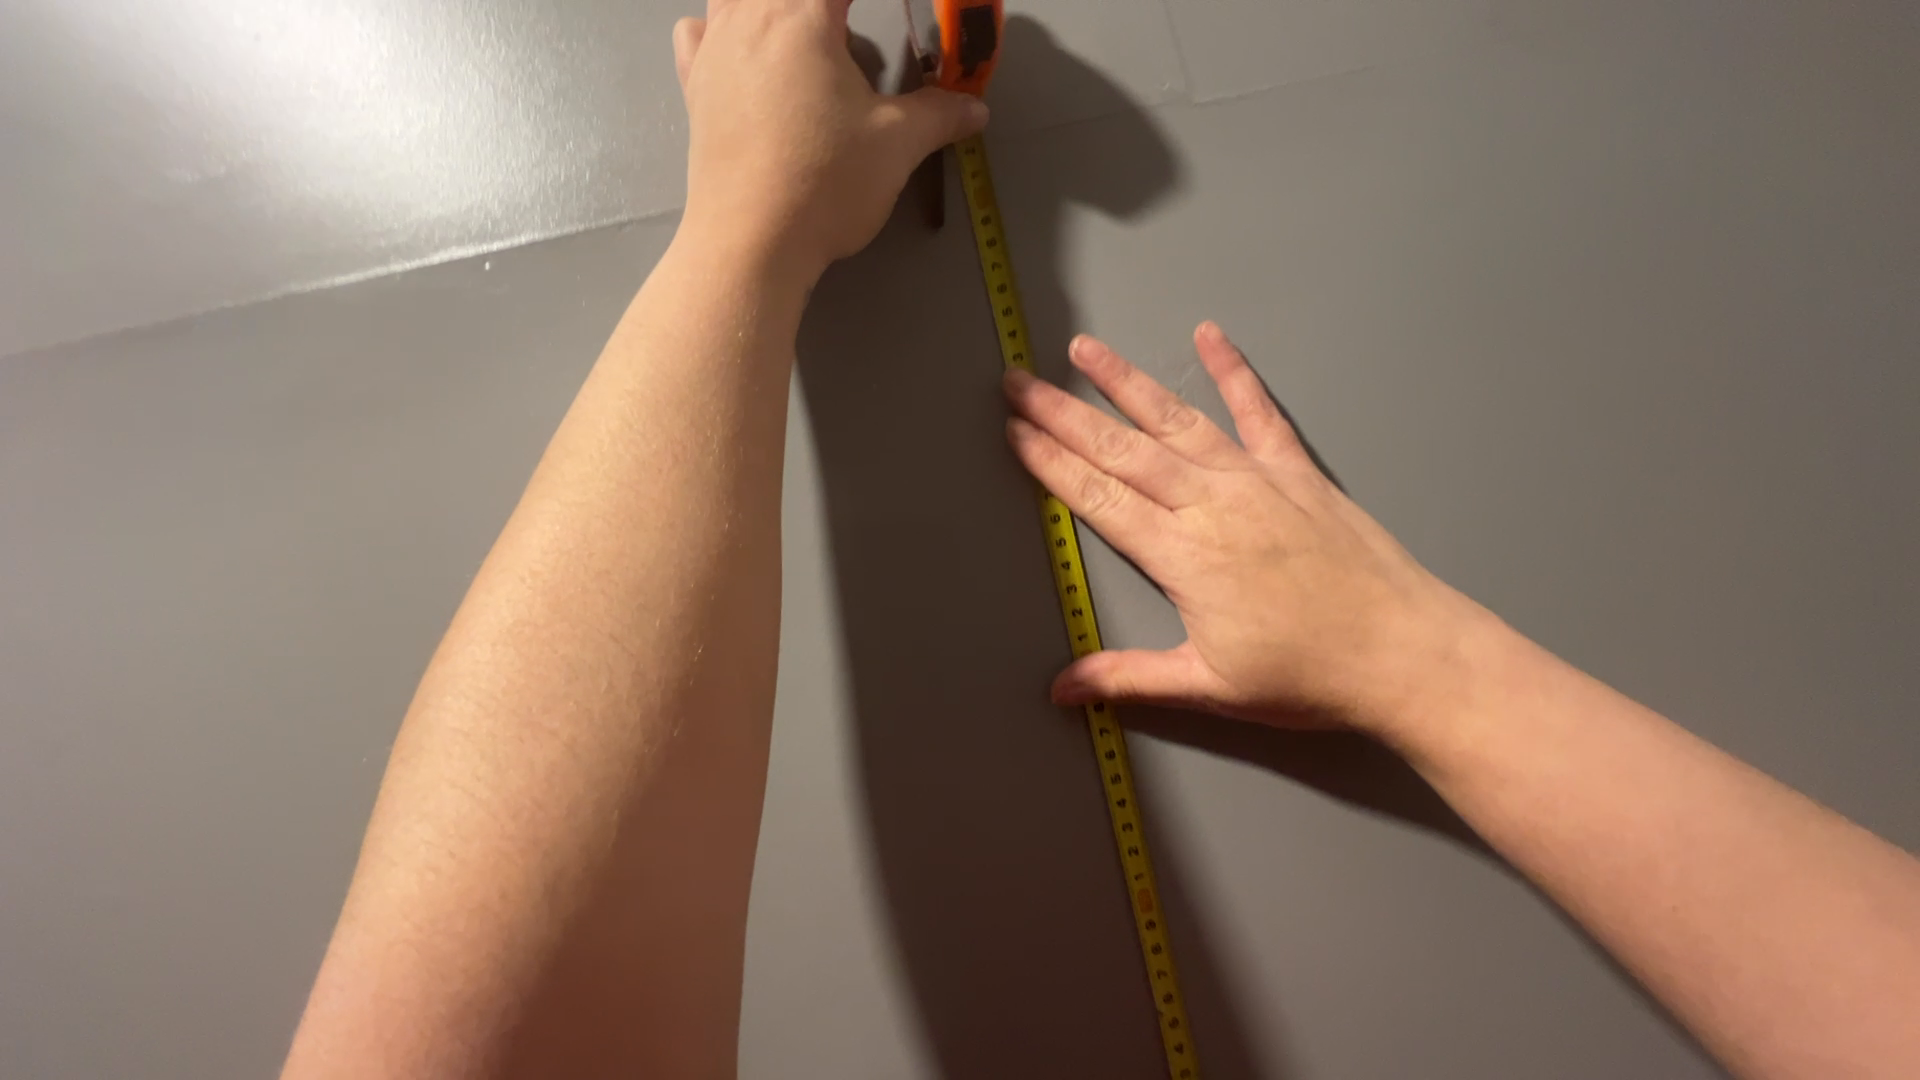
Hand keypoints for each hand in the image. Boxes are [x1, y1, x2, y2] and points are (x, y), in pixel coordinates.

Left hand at [672, 0, 987, 275]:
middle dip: (824, 10)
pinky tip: (744, 57)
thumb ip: (939, 116)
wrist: (754, 241)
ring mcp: (715, 50)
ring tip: (807, 41)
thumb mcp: (897, 147)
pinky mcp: (695, 88)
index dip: (875, 1)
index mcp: (804, 15)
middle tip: (849, 41)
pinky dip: (721, 29)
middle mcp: (752, 16)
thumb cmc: (827, 184)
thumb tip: (977, 108)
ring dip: (776, 8)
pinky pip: (699, 31)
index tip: (894, 16)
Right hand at [1003, 323, 1495, 737]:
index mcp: (1181, 555)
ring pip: (1174, 421)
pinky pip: (1259, 411)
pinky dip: (1233, 371)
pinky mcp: (1296, 471)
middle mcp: (1209, 504)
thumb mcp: (1206, 687)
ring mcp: (1254, 479)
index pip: (1097, 498)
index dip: (1050, 462)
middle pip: (1120, 450)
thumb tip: (1058, 691)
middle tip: (1018, 382)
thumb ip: (1126, 678)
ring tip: (1083, 349)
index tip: (1015, 431)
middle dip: (1062, 413)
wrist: (1406, 654)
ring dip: (1124, 381)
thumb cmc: (1305, 676)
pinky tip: (1210, 335)